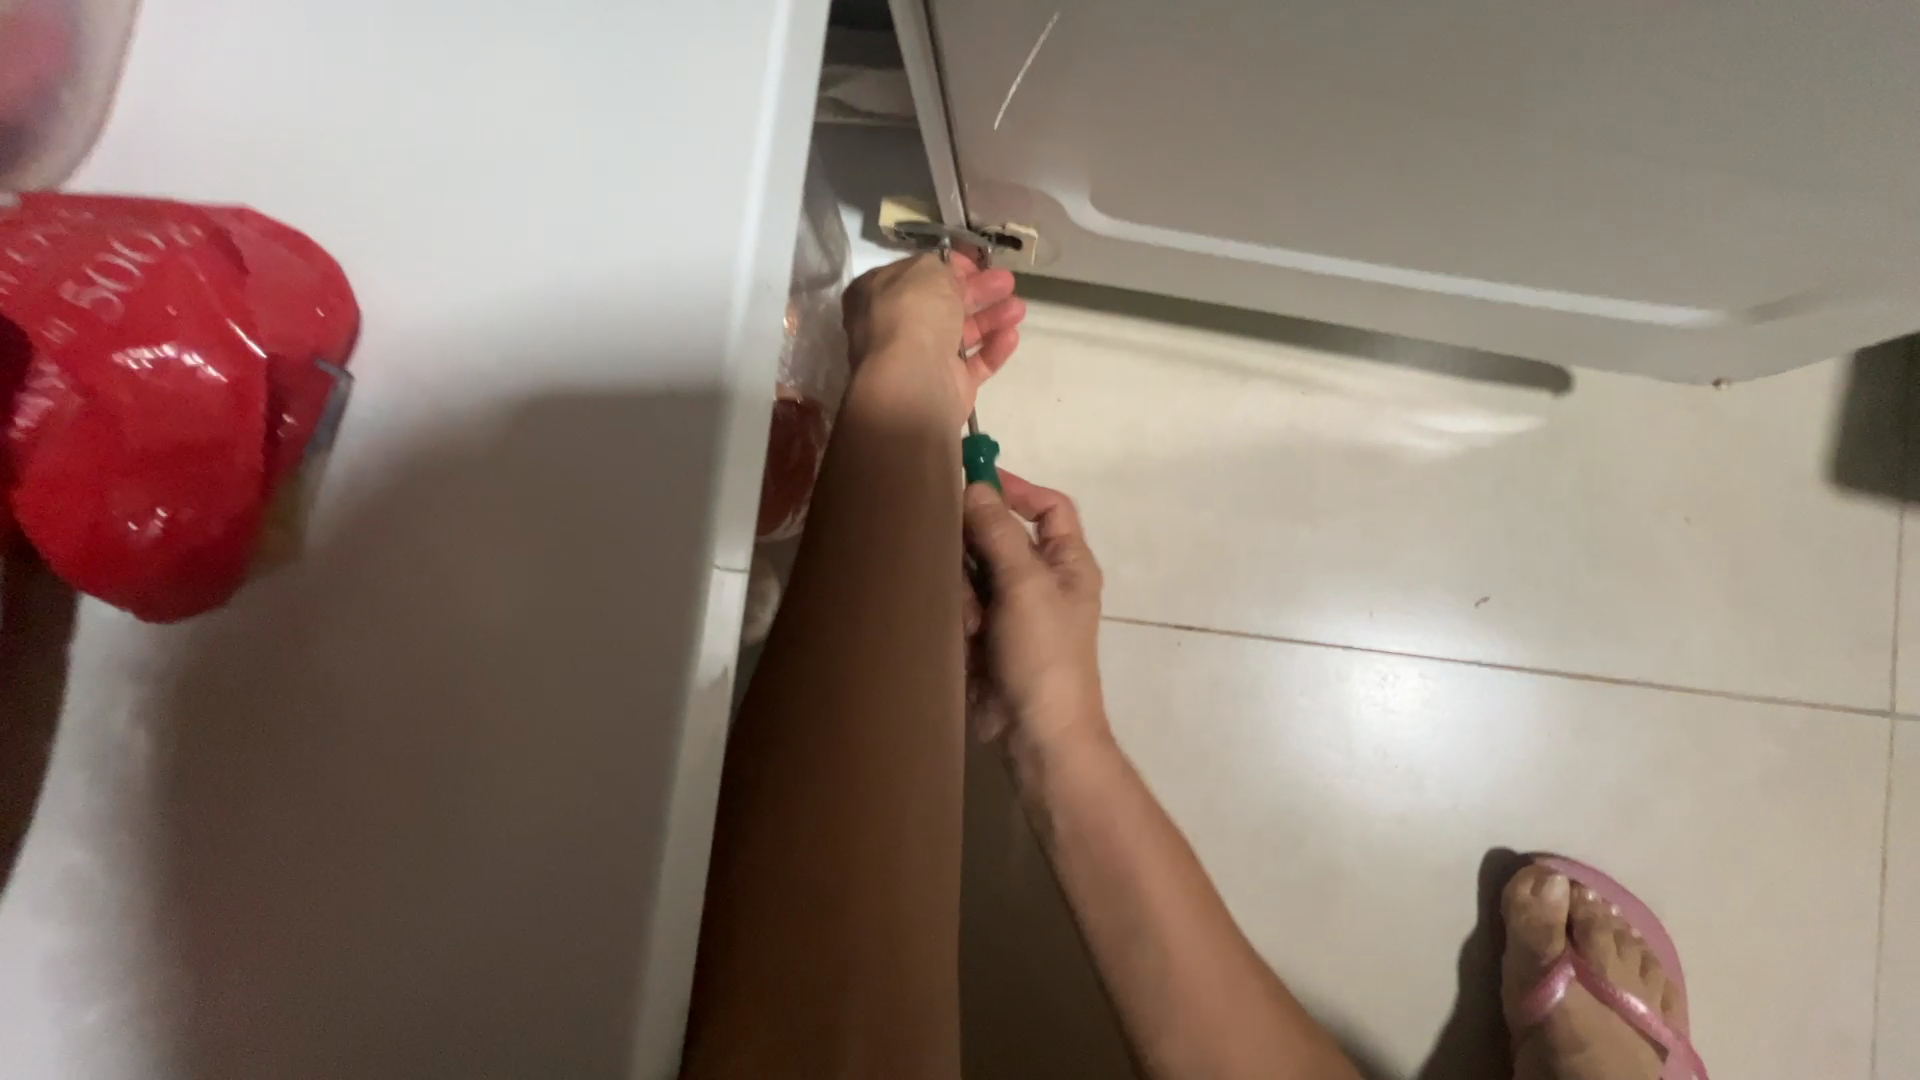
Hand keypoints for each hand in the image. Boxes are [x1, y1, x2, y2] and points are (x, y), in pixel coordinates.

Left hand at [842, 252, 1023, 428]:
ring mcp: (922, 360)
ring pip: (961, 334)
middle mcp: (896, 327)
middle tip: (1007, 281)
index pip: (915, 275)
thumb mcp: (927, 272)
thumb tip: (952, 274)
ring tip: (1019, 308)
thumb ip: (942, 267)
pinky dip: (993, 349)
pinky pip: (974, 365)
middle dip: (977, 290)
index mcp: (878, 295)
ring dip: (991, 317)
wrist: (912, 382)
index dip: (947, 266)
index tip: (975, 262)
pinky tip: (1011, 335)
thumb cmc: (912, 316)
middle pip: (942, 305)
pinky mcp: (947, 387)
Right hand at [962, 471, 1108, 761]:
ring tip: (970, 617)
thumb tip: (975, 488)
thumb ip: (998, 533)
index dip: (1016, 488)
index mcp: (1067, 562)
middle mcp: (1041, 580)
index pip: (1048, 507)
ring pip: (974, 571)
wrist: (1036, 733)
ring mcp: (1012, 610)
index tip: (973, 478)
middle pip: (1000, 536)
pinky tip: (962, 634)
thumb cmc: (1044, 654)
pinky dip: (959, 614)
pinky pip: (963, 604)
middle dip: (975, 546)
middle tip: (950, 548)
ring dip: (966, 589)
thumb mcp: (1025, 585)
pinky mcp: (986, 636)